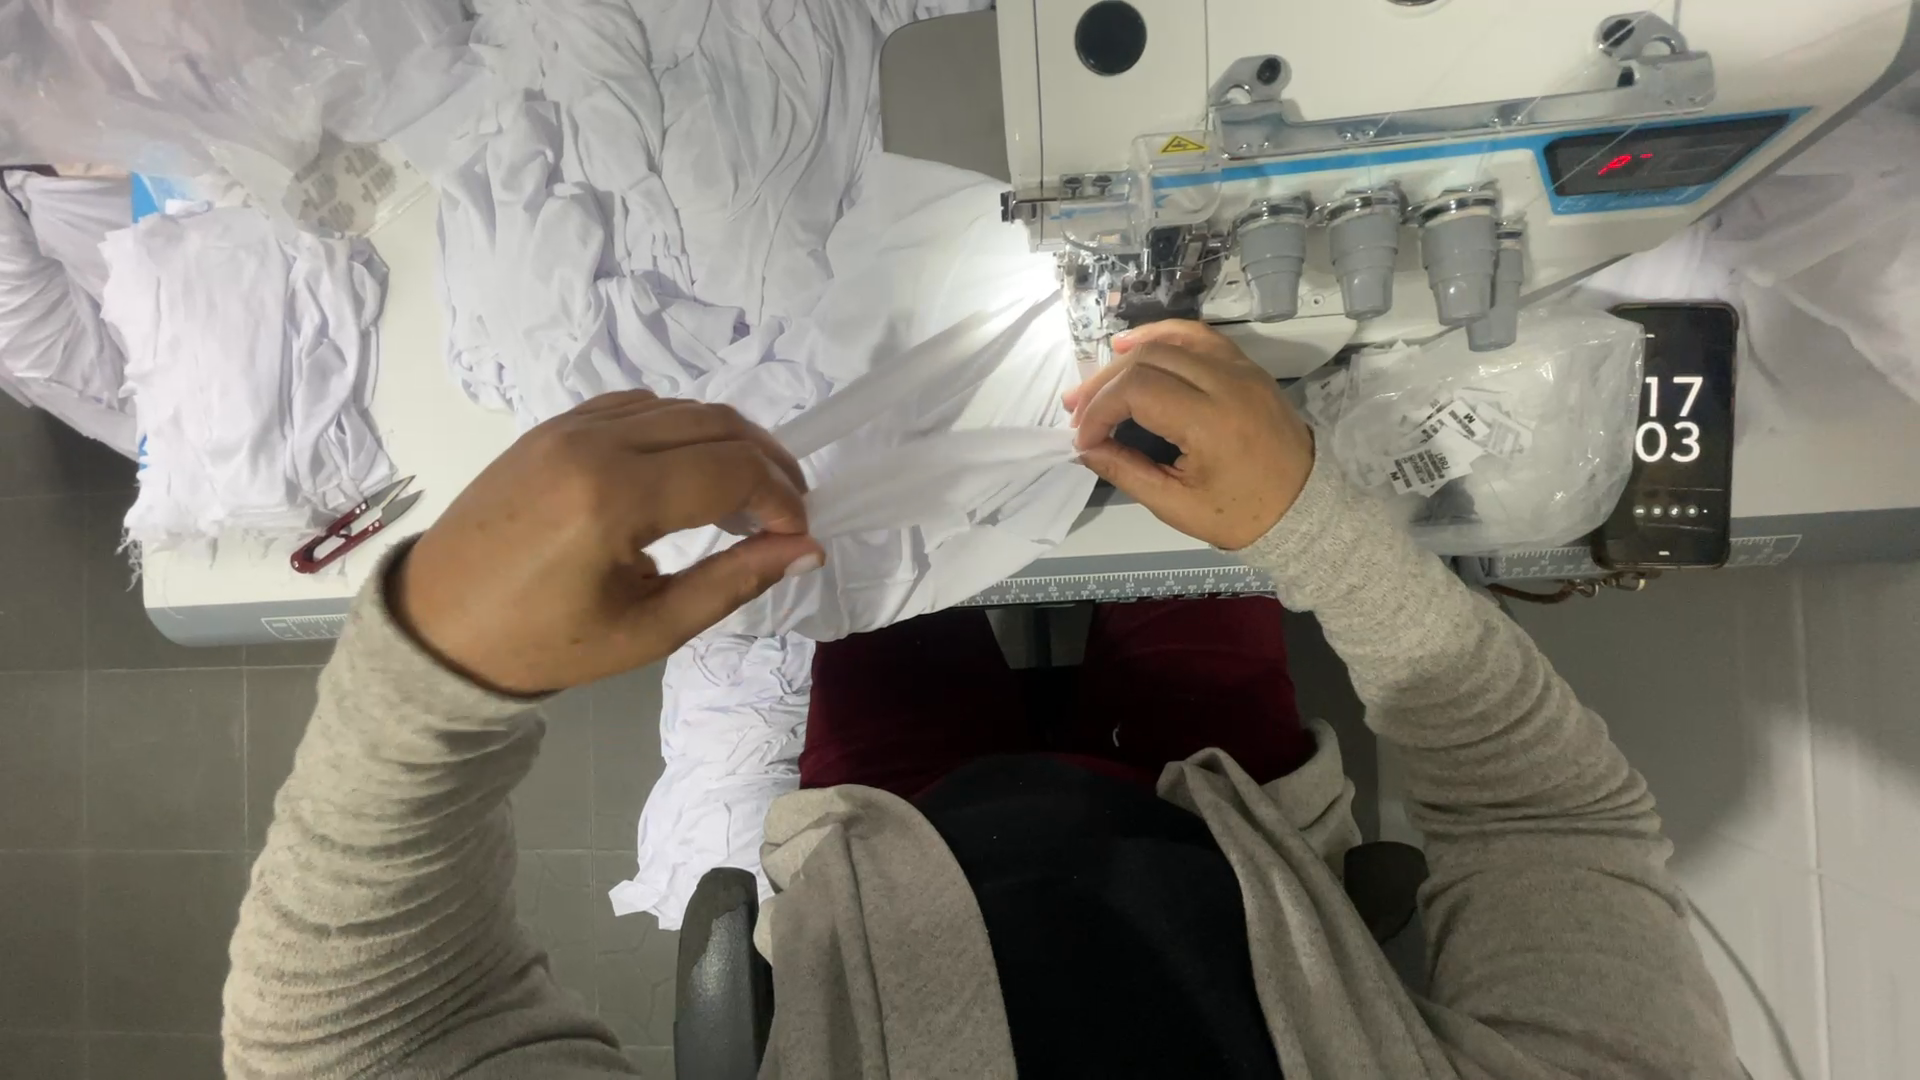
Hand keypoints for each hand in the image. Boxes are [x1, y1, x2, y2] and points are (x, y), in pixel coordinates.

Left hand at [392, 392, 824, 695]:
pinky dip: (687, 430)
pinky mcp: (555, 424)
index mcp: (613, 498)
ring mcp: (570, 425)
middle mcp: (594, 442)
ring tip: (748, 495)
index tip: (796, 538)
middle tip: (788, 512)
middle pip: (720, 425)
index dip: (783, 500)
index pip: (734, 470)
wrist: (436, 630)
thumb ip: (737, 581)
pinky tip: (692, 470)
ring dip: (733, 444)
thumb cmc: (547, 644)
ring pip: (686, 408)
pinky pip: (643, 406)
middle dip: (771, 466)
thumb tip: (809, 551)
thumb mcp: (653, 629)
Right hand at [1065, 320, 1313, 549]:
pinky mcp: (1245, 367)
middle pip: (1147, 360)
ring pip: (1168, 342)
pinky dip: (1161, 337)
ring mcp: (1240, 369)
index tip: (1084, 440)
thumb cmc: (1239, 514)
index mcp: (1210, 422)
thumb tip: (1086, 448)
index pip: (1136, 391)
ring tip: (1095, 383)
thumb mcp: (1175, 505)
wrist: (1304, 507)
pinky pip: (1196, 337)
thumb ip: (1126, 471)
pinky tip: (1132, 346)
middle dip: (1102, 385)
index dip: (1099, 411)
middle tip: (1076, 412)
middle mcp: (1226, 383)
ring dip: (1125, 360)